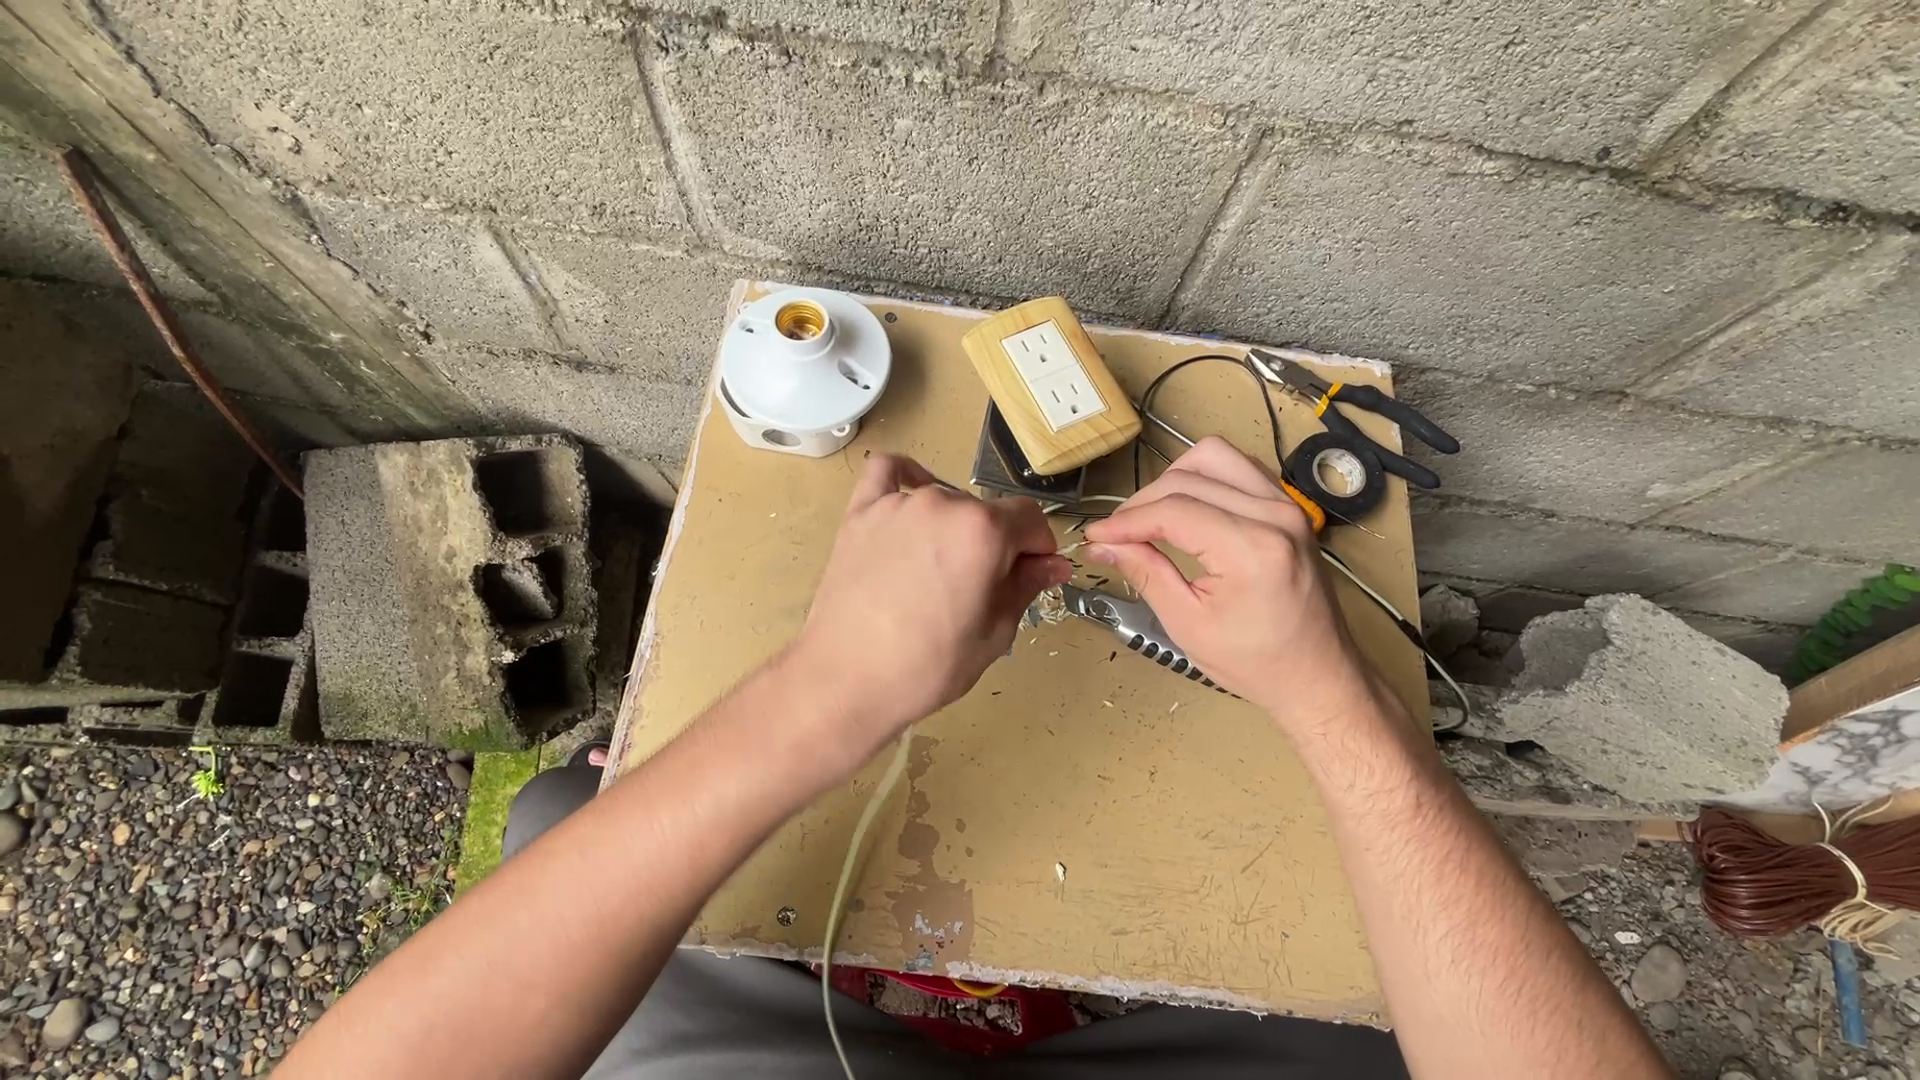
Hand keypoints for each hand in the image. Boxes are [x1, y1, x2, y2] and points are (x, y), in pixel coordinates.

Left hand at [790, 454, 1071, 762]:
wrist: (847, 679)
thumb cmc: (928, 666)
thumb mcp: (994, 633)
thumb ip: (1026, 587)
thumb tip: (1053, 564)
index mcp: (984, 531)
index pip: (1030, 518)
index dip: (1037, 548)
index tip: (1030, 576)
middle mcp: (943, 503)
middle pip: (987, 512)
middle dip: (996, 543)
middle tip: (979, 590)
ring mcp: (897, 504)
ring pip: (944, 500)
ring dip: (953, 527)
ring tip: (937, 571)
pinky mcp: (860, 512)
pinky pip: (887, 472)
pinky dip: (906, 479)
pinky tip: (912, 504)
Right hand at [1081, 437, 1375, 732]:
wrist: (1317, 675)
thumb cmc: (1256, 662)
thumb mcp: (1188, 624)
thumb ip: (1145, 573)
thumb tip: (1103, 545)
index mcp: (1252, 549)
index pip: (1173, 510)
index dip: (1126, 520)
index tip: (1096, 536)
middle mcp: (1275, 515)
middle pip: (1188, 477)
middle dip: (1143, 502)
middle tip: (1117, 535)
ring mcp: (1287, 506)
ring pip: (1214, 457)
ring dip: (1173, 480)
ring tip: (1151, 517)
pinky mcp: (1290, 507)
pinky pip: (1239, 468)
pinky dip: (1204, 478)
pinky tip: (1186, 508)